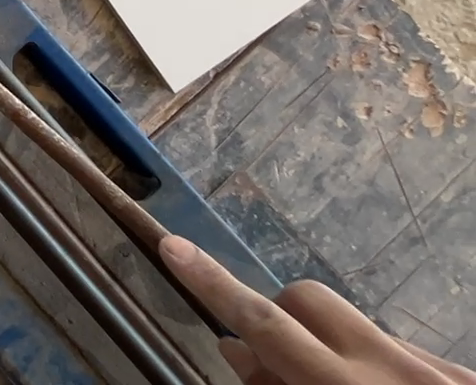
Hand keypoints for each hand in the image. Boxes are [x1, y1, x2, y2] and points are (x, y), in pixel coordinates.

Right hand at [161, 236, 475, 384]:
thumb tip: (233, 350)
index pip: (261, 323)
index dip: (211, 282)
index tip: (172, 245)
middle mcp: (396, 371)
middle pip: (306, 299)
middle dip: (281, 315)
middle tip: (282, 357)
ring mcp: (445, 375)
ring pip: (362, 327)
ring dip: (341, 350)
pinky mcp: (475, 381)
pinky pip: (413, 356)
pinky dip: (390, 373)